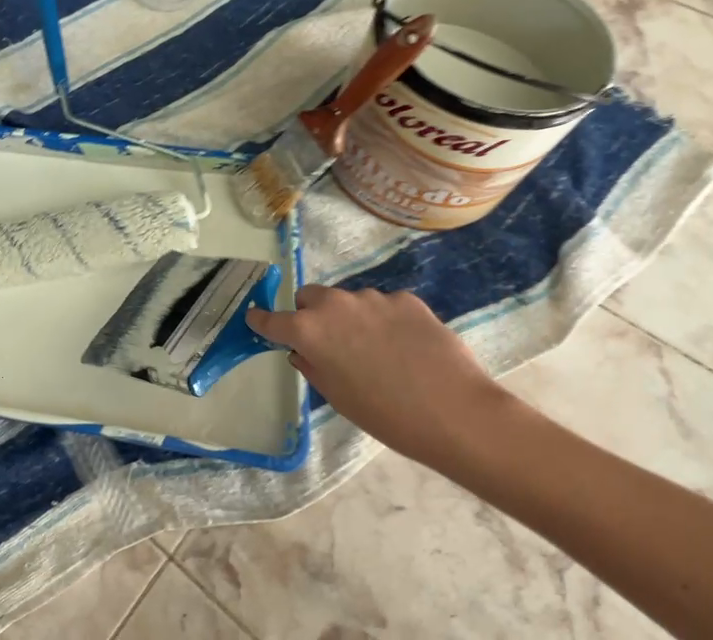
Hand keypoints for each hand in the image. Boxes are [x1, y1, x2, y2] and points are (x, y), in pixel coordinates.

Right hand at [246, 284, 515, 468]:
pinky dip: (385, 321)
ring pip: (349, 301)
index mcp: (308, 331)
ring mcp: (372, 298)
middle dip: (311, 314)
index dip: (261, 321)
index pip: (270, 319)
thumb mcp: (337, 397)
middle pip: (309, 297)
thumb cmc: (386, 416)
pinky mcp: (406, 300)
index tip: (256, 320)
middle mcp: (334, 306)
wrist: (456, 413)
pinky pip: (384, 306)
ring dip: (351, 318)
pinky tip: (406, 348)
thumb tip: (303, 351)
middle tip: (328, 342)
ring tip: (378, 351)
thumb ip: (312, 366)